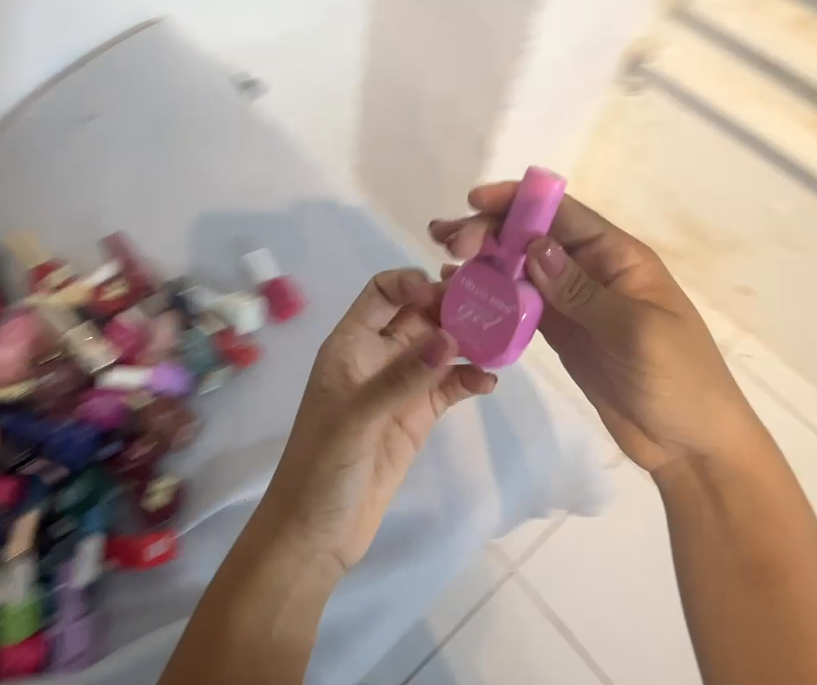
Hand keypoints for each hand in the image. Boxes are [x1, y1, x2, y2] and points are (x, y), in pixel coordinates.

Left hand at [256, 269, 497, 571]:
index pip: (380, 293)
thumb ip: (401, 378)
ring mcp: (399, 387)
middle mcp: (375, 357)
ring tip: (500, 342)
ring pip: (438, 348)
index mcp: (349, 345)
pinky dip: (469, 380)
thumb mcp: (356, 418)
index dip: (410, 283)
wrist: (316, 532)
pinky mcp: (417, 417)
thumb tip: (450, 338)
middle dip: (449, 307)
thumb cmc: (321, 466)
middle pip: (416, 315)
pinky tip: (489, 383)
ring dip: (466, 342)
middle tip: (490, 309)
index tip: (446, 290)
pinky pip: (448, 387)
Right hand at [430, 184, 764, 473]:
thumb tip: (533, 246)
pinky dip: (490, 298)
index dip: (517, 200)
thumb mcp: (634, 331)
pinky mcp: (560, 333)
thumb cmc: (680, 379)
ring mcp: (573, 303)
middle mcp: (591, 270)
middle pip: (531, 237)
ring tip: (443, 267)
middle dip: (488, 232)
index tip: (473, 200)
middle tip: (447, 245)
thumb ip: (581, 290)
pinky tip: (460, 298)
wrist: (693, 446)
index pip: (561, 213)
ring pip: (519, 269)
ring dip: (482, 263)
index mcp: (618, 257)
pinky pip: (519, 305)